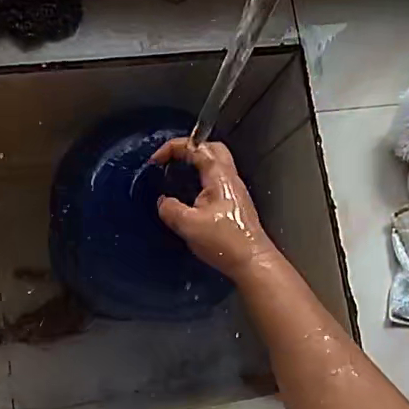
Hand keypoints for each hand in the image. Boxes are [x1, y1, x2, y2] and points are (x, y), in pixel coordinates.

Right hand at [150, 138, 283, 281]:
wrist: (252, 261)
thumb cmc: (223, 241)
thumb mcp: (188, 225)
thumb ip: (170, 209)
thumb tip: (163, 202)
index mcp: (219, 176)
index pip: (196, 147)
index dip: (173, 147)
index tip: (156, 161)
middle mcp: (230, 177)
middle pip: (211, 149)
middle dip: (188, 149)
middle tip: (170, 161)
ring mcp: (235, 190)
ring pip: (215, 164)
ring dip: (195, 165)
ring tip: (176, 177)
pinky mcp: (234, 204)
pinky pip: (216, 180)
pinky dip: (200, 179)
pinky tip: (189, 196)